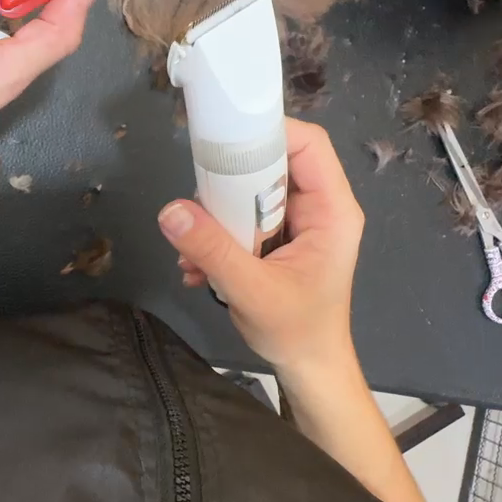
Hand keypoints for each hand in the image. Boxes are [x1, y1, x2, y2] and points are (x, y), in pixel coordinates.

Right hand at [157, 120, 365, 376]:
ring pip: (247, 193)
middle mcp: (315, 208)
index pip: (308, 145)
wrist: (306, 367)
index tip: (222, 143)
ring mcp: (293, 224)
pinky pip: (238, 218)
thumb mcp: (252, 291)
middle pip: (270, 165)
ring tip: (192, 249)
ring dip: (213, 217)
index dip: (268, 133)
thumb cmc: (297, 331)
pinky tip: (196, 266)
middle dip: (227, 184)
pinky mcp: (273, 239)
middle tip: (198, 208)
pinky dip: (213, 237)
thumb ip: (212, 250)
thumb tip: (171, 211)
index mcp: (331, 211)